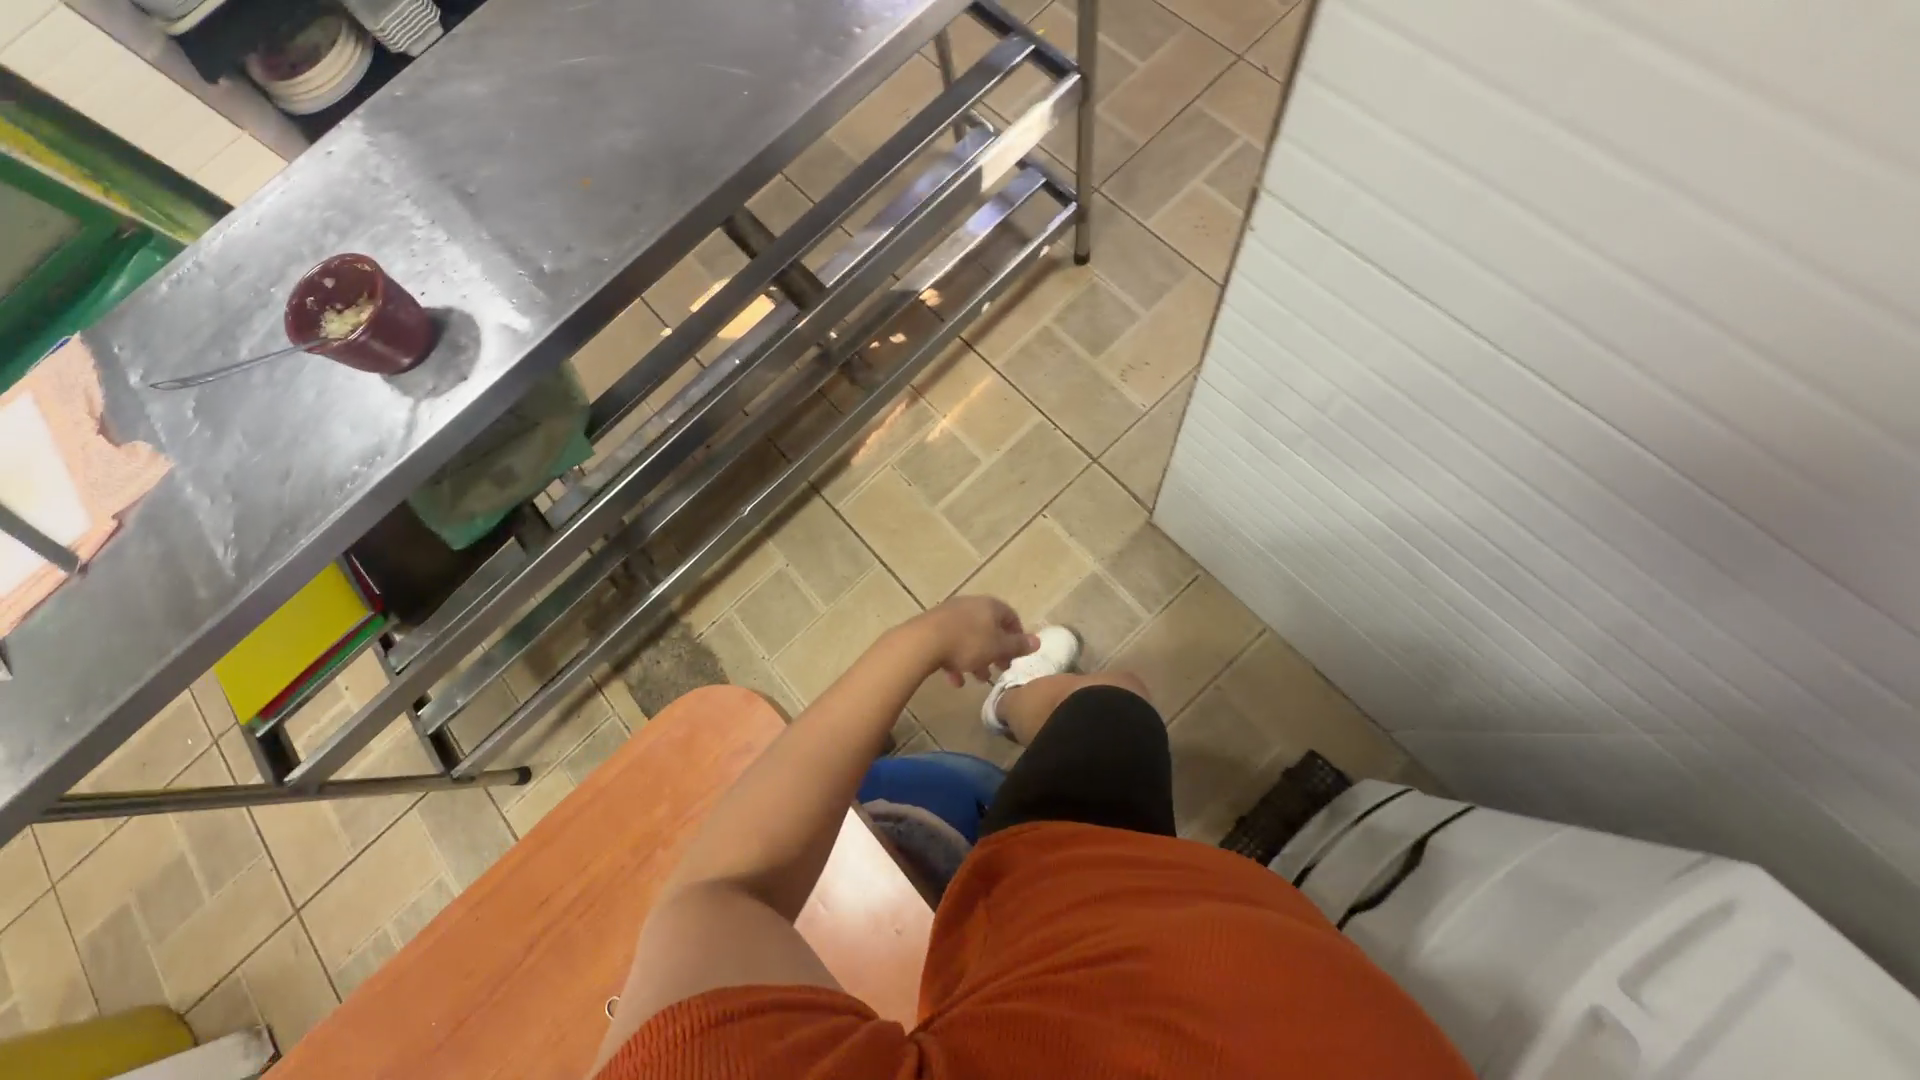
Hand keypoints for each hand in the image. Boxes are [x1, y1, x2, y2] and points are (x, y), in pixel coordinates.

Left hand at [905, 596, 1039, 687]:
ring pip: (969, 638)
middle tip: (1000, 669)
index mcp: (989, 606)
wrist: (923, 642)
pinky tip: (955, 680)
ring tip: (978, 679)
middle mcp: (970, 605)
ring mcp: (949, 615)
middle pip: (989, 628)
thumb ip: (1018, 646)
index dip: (1017, 635)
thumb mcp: (998, 648)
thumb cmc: (968, 643)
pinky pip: (950, 643)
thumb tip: (1037, 642)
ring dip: (976, 659)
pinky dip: (955, 660)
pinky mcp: (932, 627)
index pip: (1010, 616)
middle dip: (996, 651)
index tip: (1018, 654)